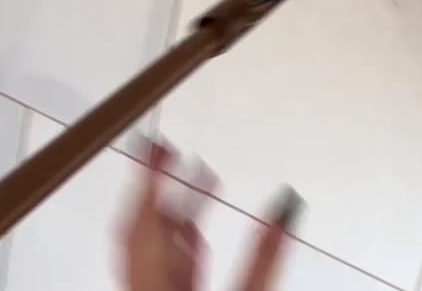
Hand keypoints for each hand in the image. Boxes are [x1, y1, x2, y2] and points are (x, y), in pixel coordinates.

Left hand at [120, 140, 301, 290]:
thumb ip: (264, 256)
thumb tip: (284, 205)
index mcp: (154, 285)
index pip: (145, 221)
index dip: (149, 177)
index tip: (155, 144)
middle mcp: (144, 286)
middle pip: (137, 228)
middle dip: (152, 183)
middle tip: (167, 146)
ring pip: (150, 241)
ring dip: (171, 203)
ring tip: (199, 173)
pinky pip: (161, 258)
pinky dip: (177, 230)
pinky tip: (195, 221)